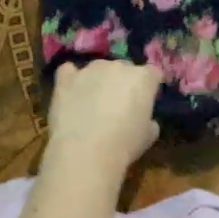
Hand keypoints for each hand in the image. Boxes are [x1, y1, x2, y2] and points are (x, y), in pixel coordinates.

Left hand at [44, 60, 162, 172]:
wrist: (85, 151)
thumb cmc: (124, 144)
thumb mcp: (148, 136)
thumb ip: (149, 120)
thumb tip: (145, 119)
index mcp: (143, 78)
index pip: (152, 74)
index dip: (150, 87)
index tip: (146, 101)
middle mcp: (118, 66)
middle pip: (125, 68)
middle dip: (124, 82)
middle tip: (120, 105)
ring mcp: (90, 70)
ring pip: (98, 68)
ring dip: (99, 80)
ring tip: (93, 103)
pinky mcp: (66, 78)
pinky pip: (69, 71)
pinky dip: (71, 78)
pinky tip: (72, 92)